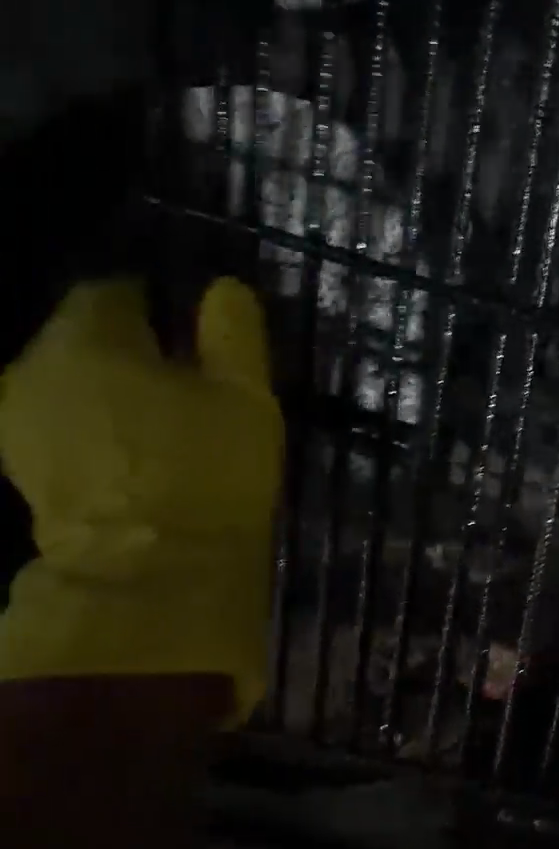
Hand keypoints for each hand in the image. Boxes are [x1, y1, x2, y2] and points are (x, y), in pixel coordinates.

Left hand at [0, 278, 283, 721]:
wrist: (153, 561)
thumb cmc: (211, 468)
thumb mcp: (246, 398)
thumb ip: (234, 338)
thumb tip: (224, 288)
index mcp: (91, 340)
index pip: (112, 293)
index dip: (156, 302)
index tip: (196, 328)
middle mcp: (36, 364)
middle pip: (82, 336)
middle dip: (130, 347)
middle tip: (191, 377)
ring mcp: (18, 414)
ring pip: (69, 380)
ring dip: (111, 388)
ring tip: (166, 417)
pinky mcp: (22, 459)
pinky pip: (60, 420)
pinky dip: (95, 424)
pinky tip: (136, 451)